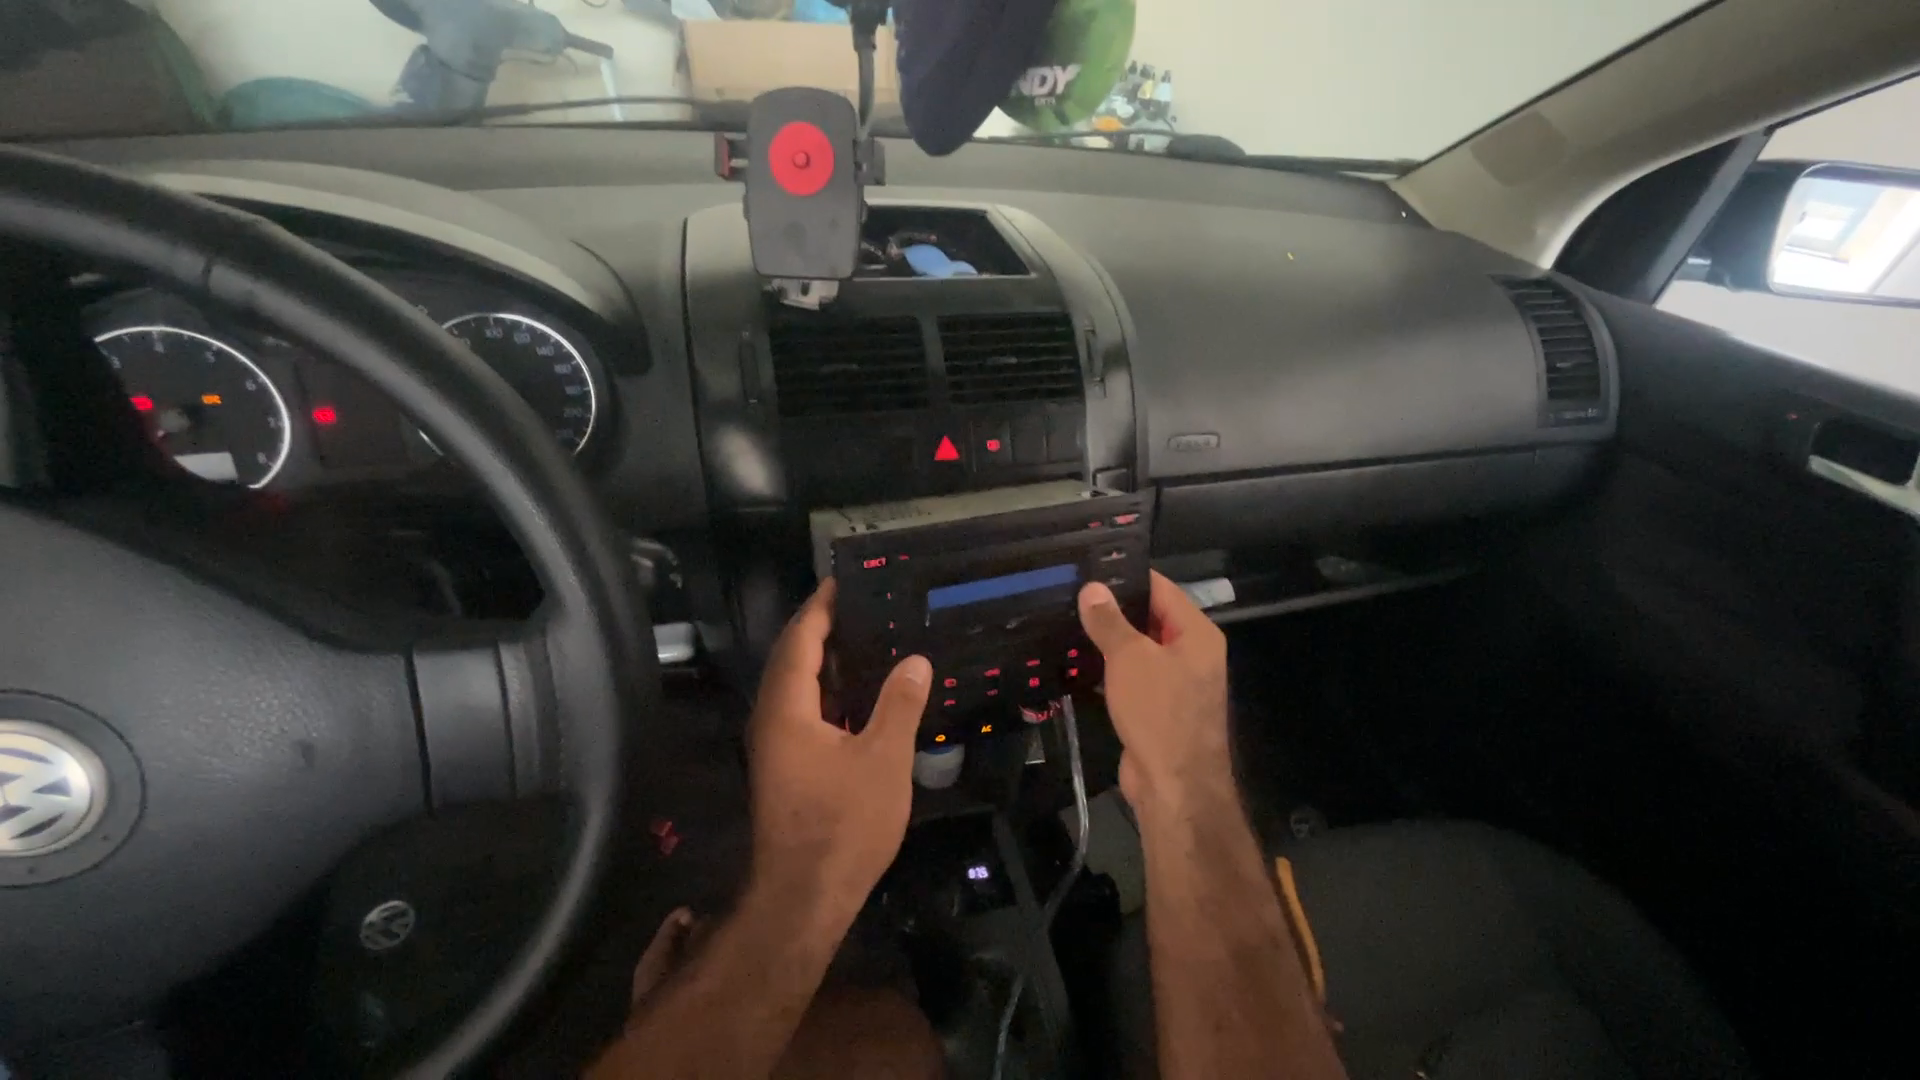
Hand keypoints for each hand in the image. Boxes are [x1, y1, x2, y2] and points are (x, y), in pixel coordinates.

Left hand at [746, 579, 931, 921]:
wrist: (804, 897)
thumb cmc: (843, 824)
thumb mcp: (883, 760)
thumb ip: (899, 705)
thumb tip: (915, 660)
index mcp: (787, 709)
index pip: (799, 641)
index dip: (819, 609)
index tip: (841, 581)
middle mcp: (771, 720)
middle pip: (790, 660)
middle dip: (819, 628)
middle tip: (858, 604)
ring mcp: (774, 747)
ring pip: (794, 688)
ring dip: (822, 660)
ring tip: (863, 639)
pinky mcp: (784, 768)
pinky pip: (801, 711)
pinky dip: (825, 691)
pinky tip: (857, 695)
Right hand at [1077, 572, 1233, 811]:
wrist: (1174, 785)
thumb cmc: (1158, 712)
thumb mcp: (1129, 659)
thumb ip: (1109, 621)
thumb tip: (1092, 588)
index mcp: (1196, 633)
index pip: (1161, 588)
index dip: (1127, 576)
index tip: (1090, 565)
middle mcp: (1191, 654)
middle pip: (1149, 618)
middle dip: (1112, 609)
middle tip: (1069, 592)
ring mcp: (1175, 683)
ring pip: (1138, 651)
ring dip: (1107, 642)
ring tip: (1064, 621)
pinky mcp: (1157, 708)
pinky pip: (1131, 678)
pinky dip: (1107, 670)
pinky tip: (1074, 662)